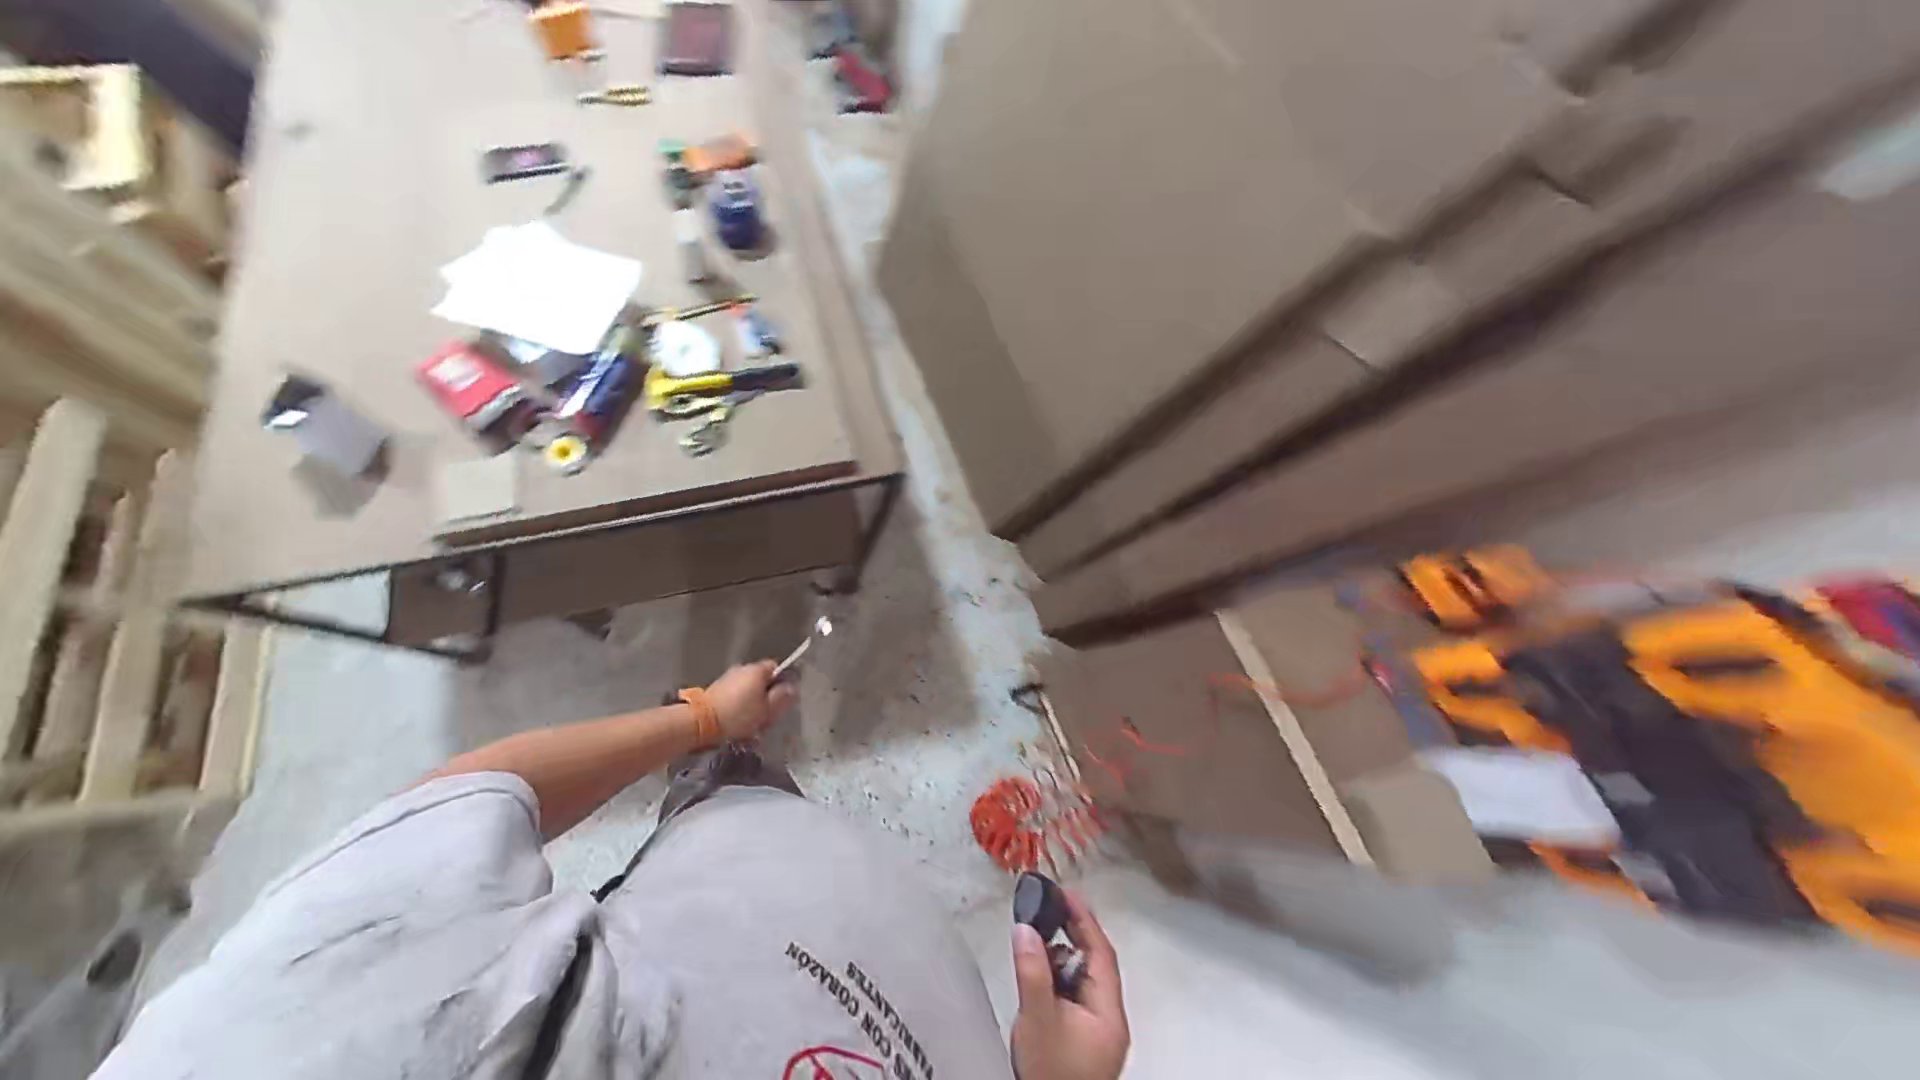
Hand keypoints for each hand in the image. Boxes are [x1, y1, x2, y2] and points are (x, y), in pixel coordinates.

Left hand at [705, 660, 797, 740]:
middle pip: (761, 677)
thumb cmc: (739, 715)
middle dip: (765, 692)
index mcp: (757, 670)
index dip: (781, 681)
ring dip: (751, 698)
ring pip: (747, 685)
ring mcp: (727, 677)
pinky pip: (734, 692)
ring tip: (751, 717)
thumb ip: (782, 697)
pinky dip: (738, 702)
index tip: (781, 697)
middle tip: (767, 711)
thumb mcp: (767, 710)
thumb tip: (792, 687)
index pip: (776, 667)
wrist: (701, 722)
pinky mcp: (715, 688)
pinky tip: (737, 717)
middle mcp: (742, 668)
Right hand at [1010, 890, 1128, 1079]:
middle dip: (1075, 933)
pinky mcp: (1083, 1041)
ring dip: (1064, 955)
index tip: (1066, 893)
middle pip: (1096, 964)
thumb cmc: (1050, 1072)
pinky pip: (1074, 995)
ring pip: (1084, 980)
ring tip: (1040, 937)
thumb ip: (1032, 971)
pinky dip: (1060, 976)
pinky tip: (1042, 972)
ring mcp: (1097, 1032)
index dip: (1084, 920)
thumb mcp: (1038, 1019)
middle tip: (1052, 906)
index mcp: (1109, 1012)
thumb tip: (1024, 927)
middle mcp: (1109, 1019)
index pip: (1102, 953)